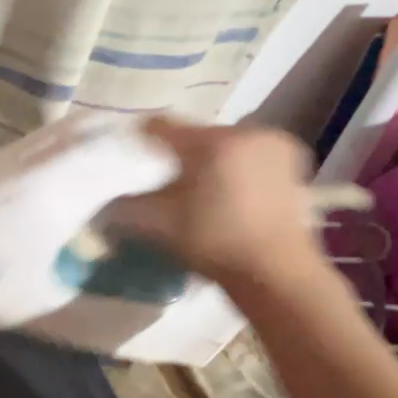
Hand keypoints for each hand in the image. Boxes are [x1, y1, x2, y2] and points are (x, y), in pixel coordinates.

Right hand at [107, 118, 327, 291]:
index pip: (159, 126)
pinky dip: (232, 166)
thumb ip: (124, 203)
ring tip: (196, 190)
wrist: (275, 272)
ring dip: (206, 160)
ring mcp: (275, 144)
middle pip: (194, 134)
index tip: (128, 162)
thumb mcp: (157, 225)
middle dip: (177, 155)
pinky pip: (247, 153)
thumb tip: (104, 196)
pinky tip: (225, 193)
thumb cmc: (213, 244)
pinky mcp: (292, 160)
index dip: (137, 142)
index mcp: (213, 142)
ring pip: (222, 144)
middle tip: (164, 182)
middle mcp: (247, 132)